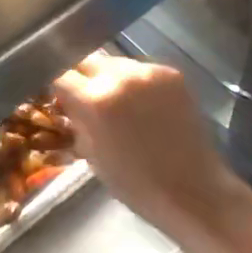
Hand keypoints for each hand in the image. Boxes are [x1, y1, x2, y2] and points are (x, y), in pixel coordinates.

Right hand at [54, 52, 247, 236]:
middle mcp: (120, 76)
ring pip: (114, 63)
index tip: (58, 97)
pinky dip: (135, 83)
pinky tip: (142, 105)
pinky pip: (140, 70)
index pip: (60, 74)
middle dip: (81, 77)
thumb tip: (67, 103)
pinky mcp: (171, 73)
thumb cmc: (137, 185)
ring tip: (117, 102)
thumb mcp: (92, 156)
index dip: (57, 86)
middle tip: (85, 98)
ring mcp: (149, 72)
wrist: (195, 191)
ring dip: (108, 78)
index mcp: (96, 100)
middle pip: (86, 61)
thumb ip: (77, 121)